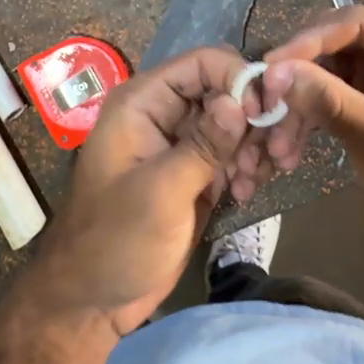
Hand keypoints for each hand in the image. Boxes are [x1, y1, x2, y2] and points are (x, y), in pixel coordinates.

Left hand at [26, 46, 251, 335]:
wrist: (94, 300)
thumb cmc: (116, 240)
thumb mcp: (161, 191)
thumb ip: (203, 144)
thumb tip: (240, 101)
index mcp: (143, 101)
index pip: (202, 63)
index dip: (238, 78)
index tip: (267, 112)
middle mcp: (162, 112)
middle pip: (223, 88)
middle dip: (251, 116)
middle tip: (270, 155)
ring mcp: (179, 142)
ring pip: (233, 120)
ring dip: (252, 145)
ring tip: (252, 180)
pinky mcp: (194, 171)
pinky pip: (231, 151)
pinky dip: (245, 166)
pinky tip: (246, 192)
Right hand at [260, 6, 363, 222]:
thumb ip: (329, 101)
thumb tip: (274, 72)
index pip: (354, 22)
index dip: (307, 43)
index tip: (268, 69)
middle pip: (334, 40)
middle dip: (298, 76)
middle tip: (264, 106)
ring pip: (324, 64)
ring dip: (298, 101)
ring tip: (276, 143)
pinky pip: (328, 83)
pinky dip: (309, 111)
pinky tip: (289, 144)